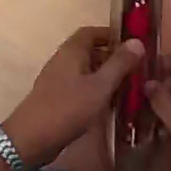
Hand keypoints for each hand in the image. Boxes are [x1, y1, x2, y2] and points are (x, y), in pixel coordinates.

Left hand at [3, 27, 146, 168]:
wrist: (32, 138)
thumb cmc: (68, 108)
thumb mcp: (100, 86)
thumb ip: (119, 64)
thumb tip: (138, 41)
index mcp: (71, 51)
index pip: (92, 32)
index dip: (112, 35)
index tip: (133, 45)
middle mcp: (62, 61)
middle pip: (89, 51)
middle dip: (112, 57)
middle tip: (136, 68)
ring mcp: (57, 81)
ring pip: (85, 71)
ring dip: (105, 76)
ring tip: (128, 86)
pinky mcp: (56, 99)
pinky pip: (80, 87)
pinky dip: (95, 90)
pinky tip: (109, 104)